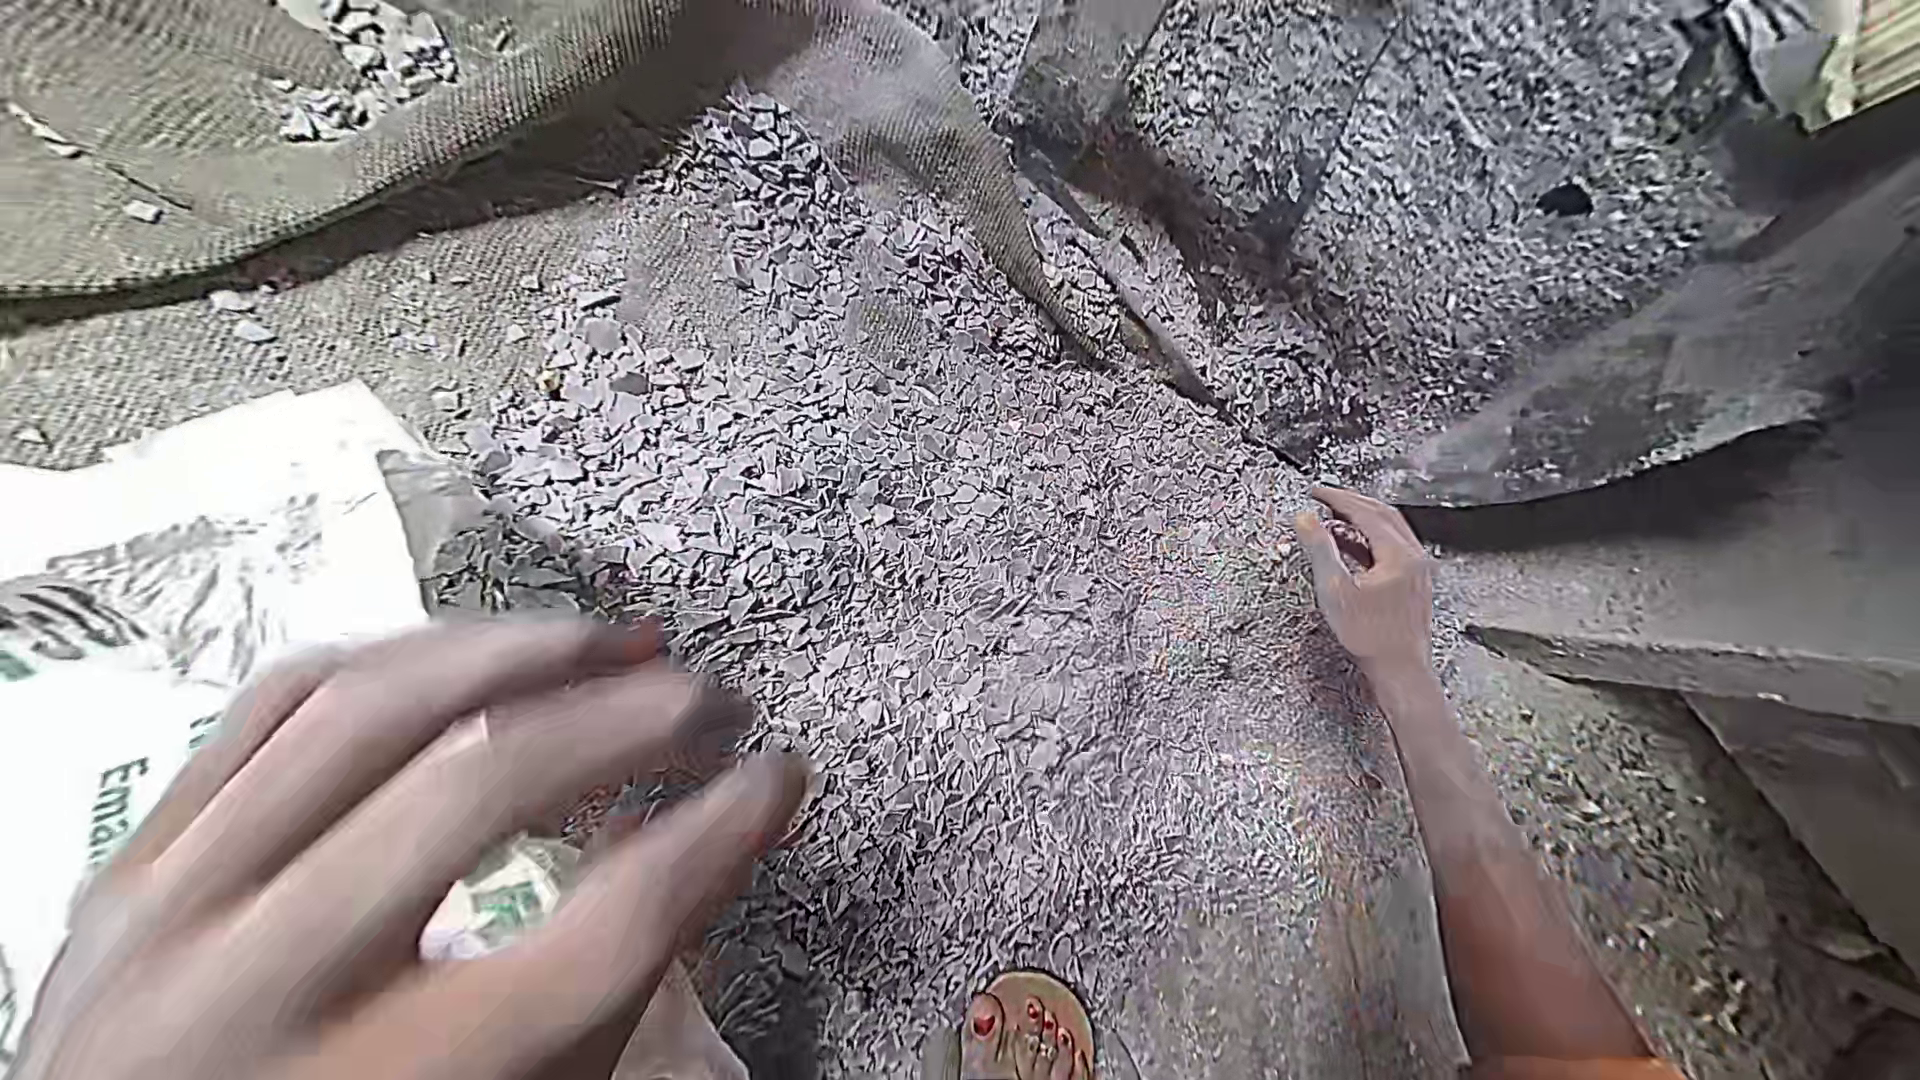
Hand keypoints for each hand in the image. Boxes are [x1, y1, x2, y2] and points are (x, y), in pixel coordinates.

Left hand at [14, 617, 805, 1079]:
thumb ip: (640, 954)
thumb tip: (731, 809)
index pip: (615, 927)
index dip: (726, 830)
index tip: (786, 772)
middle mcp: (246, 1000)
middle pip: (489, 785)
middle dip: (642, 718)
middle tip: (718, 700)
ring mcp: (164, 912)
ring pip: (378, 706)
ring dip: (538, 651)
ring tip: (631, 641)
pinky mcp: (138, 852)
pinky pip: (294, 696)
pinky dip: (427, 652)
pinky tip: (510, 648)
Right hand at [1294, 486, 1434, 679]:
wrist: (1398, 667)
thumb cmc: (1369, 635)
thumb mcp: (1334, 589)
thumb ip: (1320, 549)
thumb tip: (1306, 518)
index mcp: (1399, 555)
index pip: (1366, 512)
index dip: (1338, 498)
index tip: (1316, 491)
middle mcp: (1414, 558)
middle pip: (1383, 515)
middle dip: (1351, 502)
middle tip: (1324, 497)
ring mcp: (1417, 570)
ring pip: (1389, 529)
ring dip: (1361, 518)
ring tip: (1332, 517)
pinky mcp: (1413, 581)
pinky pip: (1390, 546)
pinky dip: (1368, 537)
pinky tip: (1349, 545)